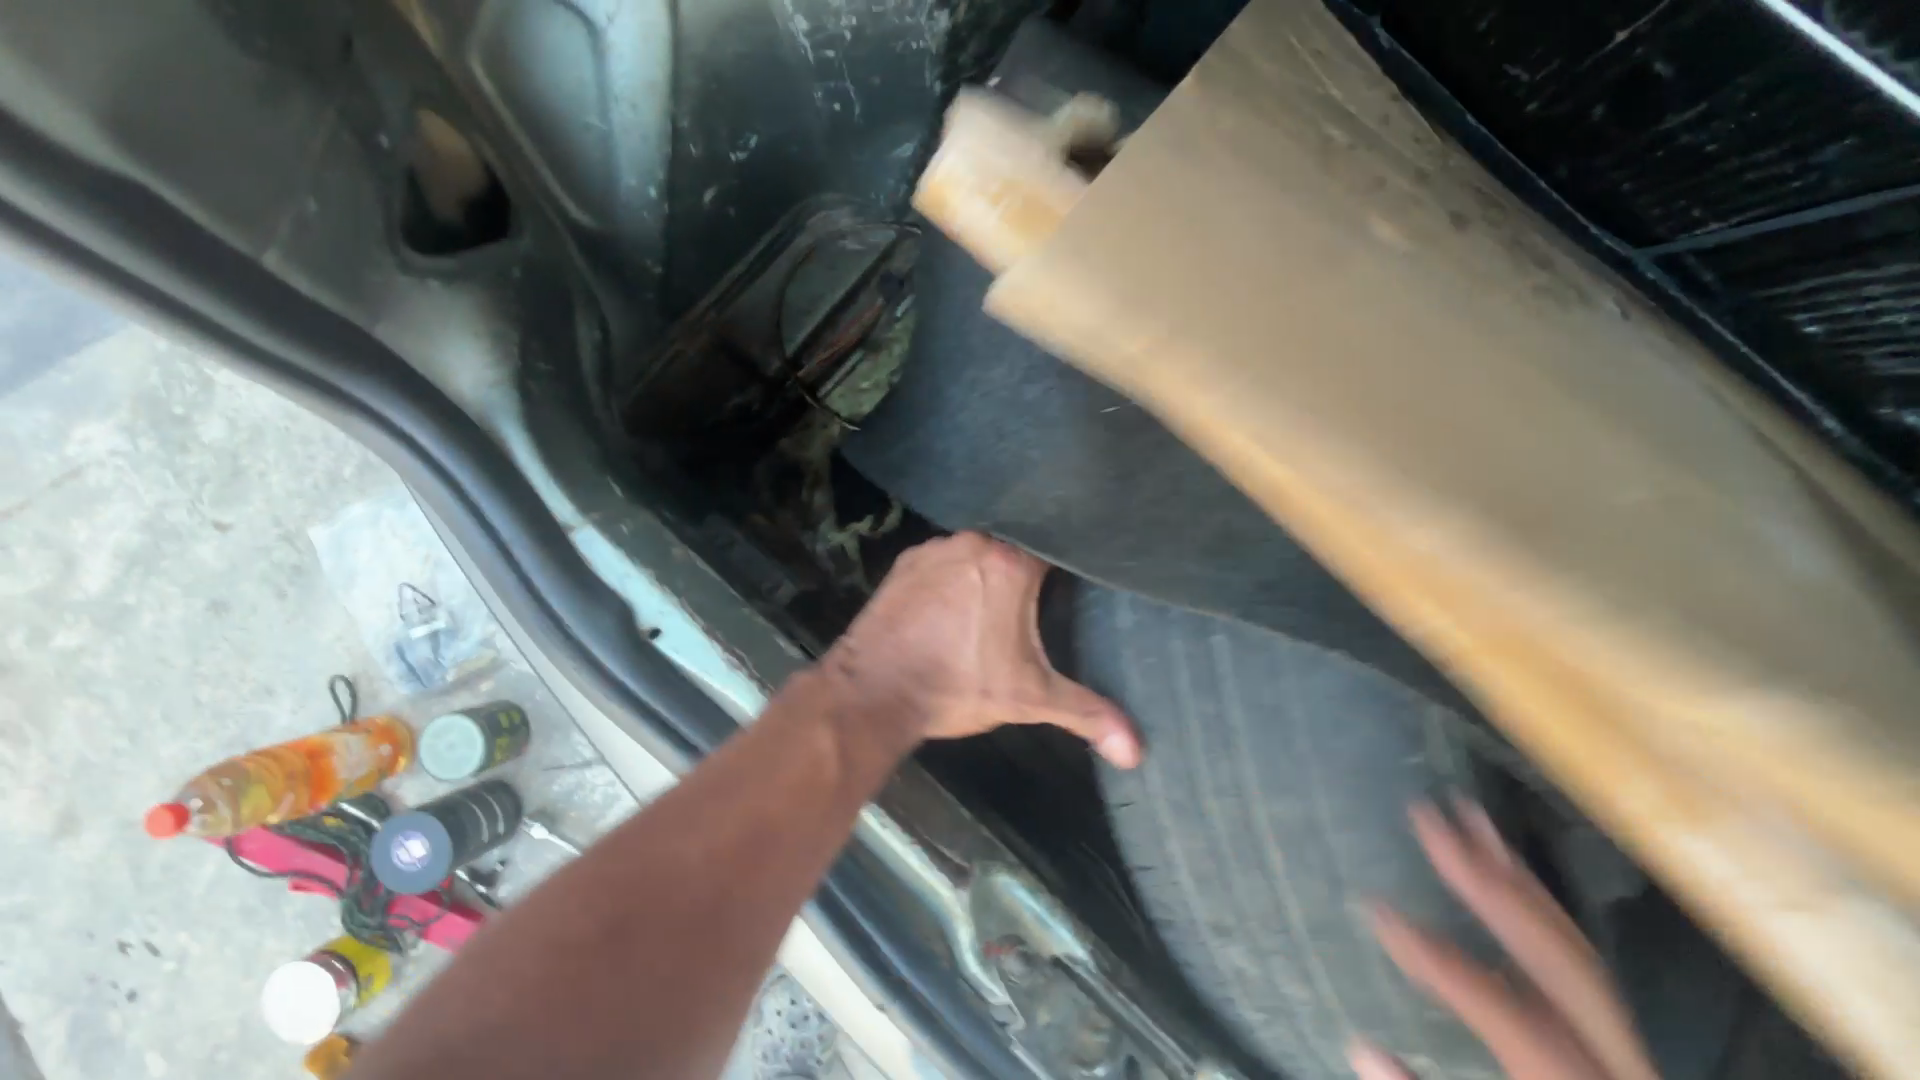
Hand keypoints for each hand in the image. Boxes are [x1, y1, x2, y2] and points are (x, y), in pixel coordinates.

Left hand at [821, 532, 1140, 766]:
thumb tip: (1136, 752)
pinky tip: (956, 606)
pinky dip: (953, 579)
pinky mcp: (904, 565)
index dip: (1067, 567)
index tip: (1078, 586)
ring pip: (975, 553)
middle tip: (1042, 604)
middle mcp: (972, 542)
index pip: (1055, 547)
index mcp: (1010, 561)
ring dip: (987, 574)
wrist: (872, 691)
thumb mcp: (1028, 698)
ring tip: (999, 607)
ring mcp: (933, 551)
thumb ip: (1086, 713)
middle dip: (1027, 574)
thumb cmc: (956, 685)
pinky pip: (942, 563)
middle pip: (1014, 548)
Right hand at [1351, 799, 1658, 1079]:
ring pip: (1582, 951)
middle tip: (1432, 818)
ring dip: (1520, 880)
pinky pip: (1588, 964)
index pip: (1506, 1014)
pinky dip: (1545, 912)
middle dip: (1488, 883)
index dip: (1438, 961)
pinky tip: (1510, 878)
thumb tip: (1360, 1044)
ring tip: (1471, 820)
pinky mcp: (1631, 1046)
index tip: (1378, 911)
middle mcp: (1619, 1066)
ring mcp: (1633, 1051)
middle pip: (1559, 961)